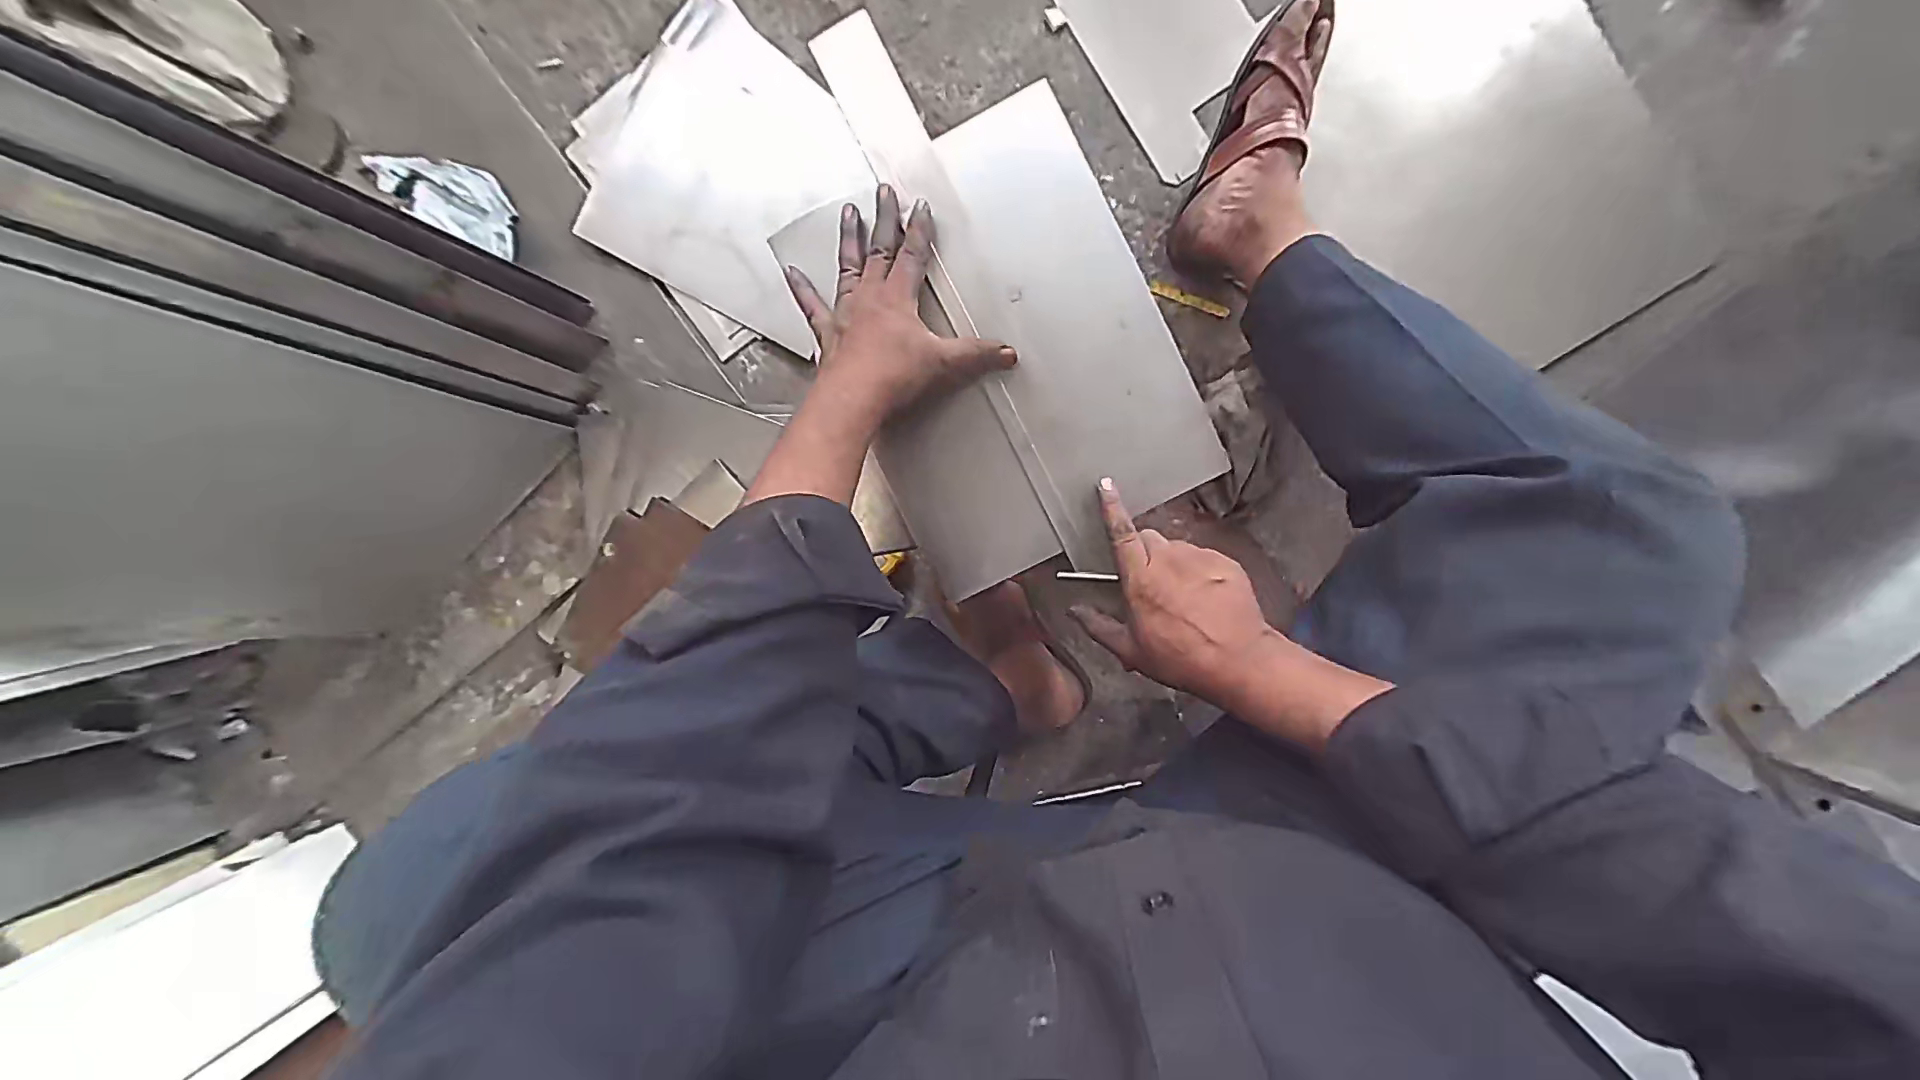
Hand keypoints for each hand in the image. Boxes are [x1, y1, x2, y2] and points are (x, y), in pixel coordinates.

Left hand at [785, 184, 1016, 425]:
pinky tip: (792, 273)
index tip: (920, 207)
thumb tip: (1006, 354)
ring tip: (848, 214)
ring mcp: (846, 314)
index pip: (912, 255)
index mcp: (898, 299)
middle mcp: (870, 298)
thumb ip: (976, 356)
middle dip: (884, 219)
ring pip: (847, 267)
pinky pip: (812, 307)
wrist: (855, 399)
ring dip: (849, 240)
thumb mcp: (945, 365)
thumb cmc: (893, 378)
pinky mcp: (829, 335)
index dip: (919, 230)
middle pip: (879, 250)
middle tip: (884, 192)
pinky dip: (802, 290)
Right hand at [1069, 479, 1392, 751]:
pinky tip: (1203, 598)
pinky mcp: (1226, 563)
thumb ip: (1098, 626)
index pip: (1121, 533)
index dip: (1111, 507)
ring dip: (1172, 563)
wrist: (1240, 662)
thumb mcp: (1131, 650)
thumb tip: (1076, 612)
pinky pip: (1203, 557)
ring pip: (1176, 548)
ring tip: (1181, 597)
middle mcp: (1170, 562)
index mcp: (1141, 580)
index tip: (1106, 487)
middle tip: (1149, 582)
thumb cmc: (1183, 659)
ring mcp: (1200, 560)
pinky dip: (1198, 571)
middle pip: (1149, 538)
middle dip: (1144, 552)